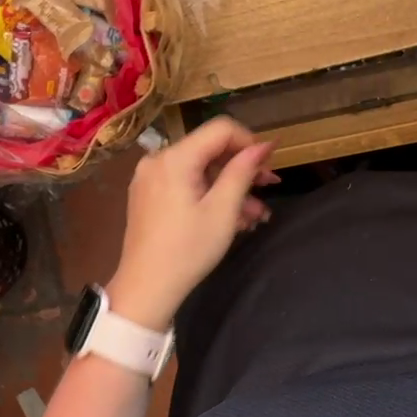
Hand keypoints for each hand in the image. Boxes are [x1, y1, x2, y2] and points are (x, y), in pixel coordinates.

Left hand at [104, 117, 275, 330]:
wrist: (146, 287)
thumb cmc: (188, 250)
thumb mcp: (223, 211)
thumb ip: (243, 172)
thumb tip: (264, 144)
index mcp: (174, 158)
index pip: (220, 129)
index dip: (249, 141)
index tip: (269, 165)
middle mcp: (157, 160)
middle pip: (209, 149)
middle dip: (241, 168)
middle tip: (270, 188)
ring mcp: (149, 178)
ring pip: (199, 170)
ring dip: (229, 187)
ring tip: (255, 215)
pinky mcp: (147, 195)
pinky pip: (184, 183)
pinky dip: (208, 195)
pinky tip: (230, 218)